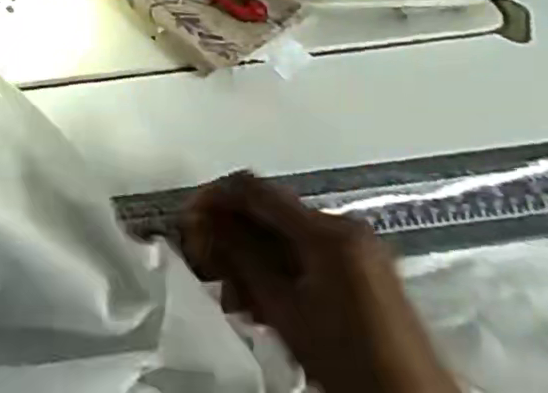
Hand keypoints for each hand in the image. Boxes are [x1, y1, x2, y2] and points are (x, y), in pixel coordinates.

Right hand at [180, 173, 458, 392]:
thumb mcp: (282, 307)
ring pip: (280, 234)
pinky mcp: (361, 269)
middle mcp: (343, 228)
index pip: (251, 188)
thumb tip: (202, 219)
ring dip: (247, 257)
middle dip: (227, 234)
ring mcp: (356, 248)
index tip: (186, 220)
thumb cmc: (348, 360)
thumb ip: (238, 254)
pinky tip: (257, 300)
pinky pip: (302, 252)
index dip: (211, 198)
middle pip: (265, 211)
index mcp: (327, 231)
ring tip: (229, 292)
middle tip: (202, 261)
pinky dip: (274, 268)